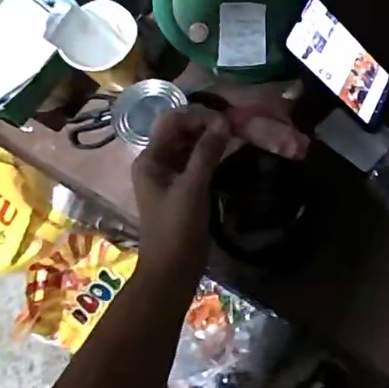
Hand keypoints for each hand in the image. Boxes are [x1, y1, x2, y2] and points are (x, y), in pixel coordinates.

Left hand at [132, 106, 229, 272]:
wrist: (173, 270)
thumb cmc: (177, 228)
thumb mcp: (193, 187)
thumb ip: (207, 152)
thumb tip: (223, 121)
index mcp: (150, 159)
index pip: (172, 122)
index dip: (197, 118)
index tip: (226, 121)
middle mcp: (157, 163)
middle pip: (181, 133)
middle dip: (206, 127)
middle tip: (237, 128)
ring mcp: (170, 177)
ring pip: (190, 148)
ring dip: (211, 142)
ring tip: (238, 139)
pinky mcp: (183, 190)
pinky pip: (196, 164)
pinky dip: (211, 158)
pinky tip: (231, 157)